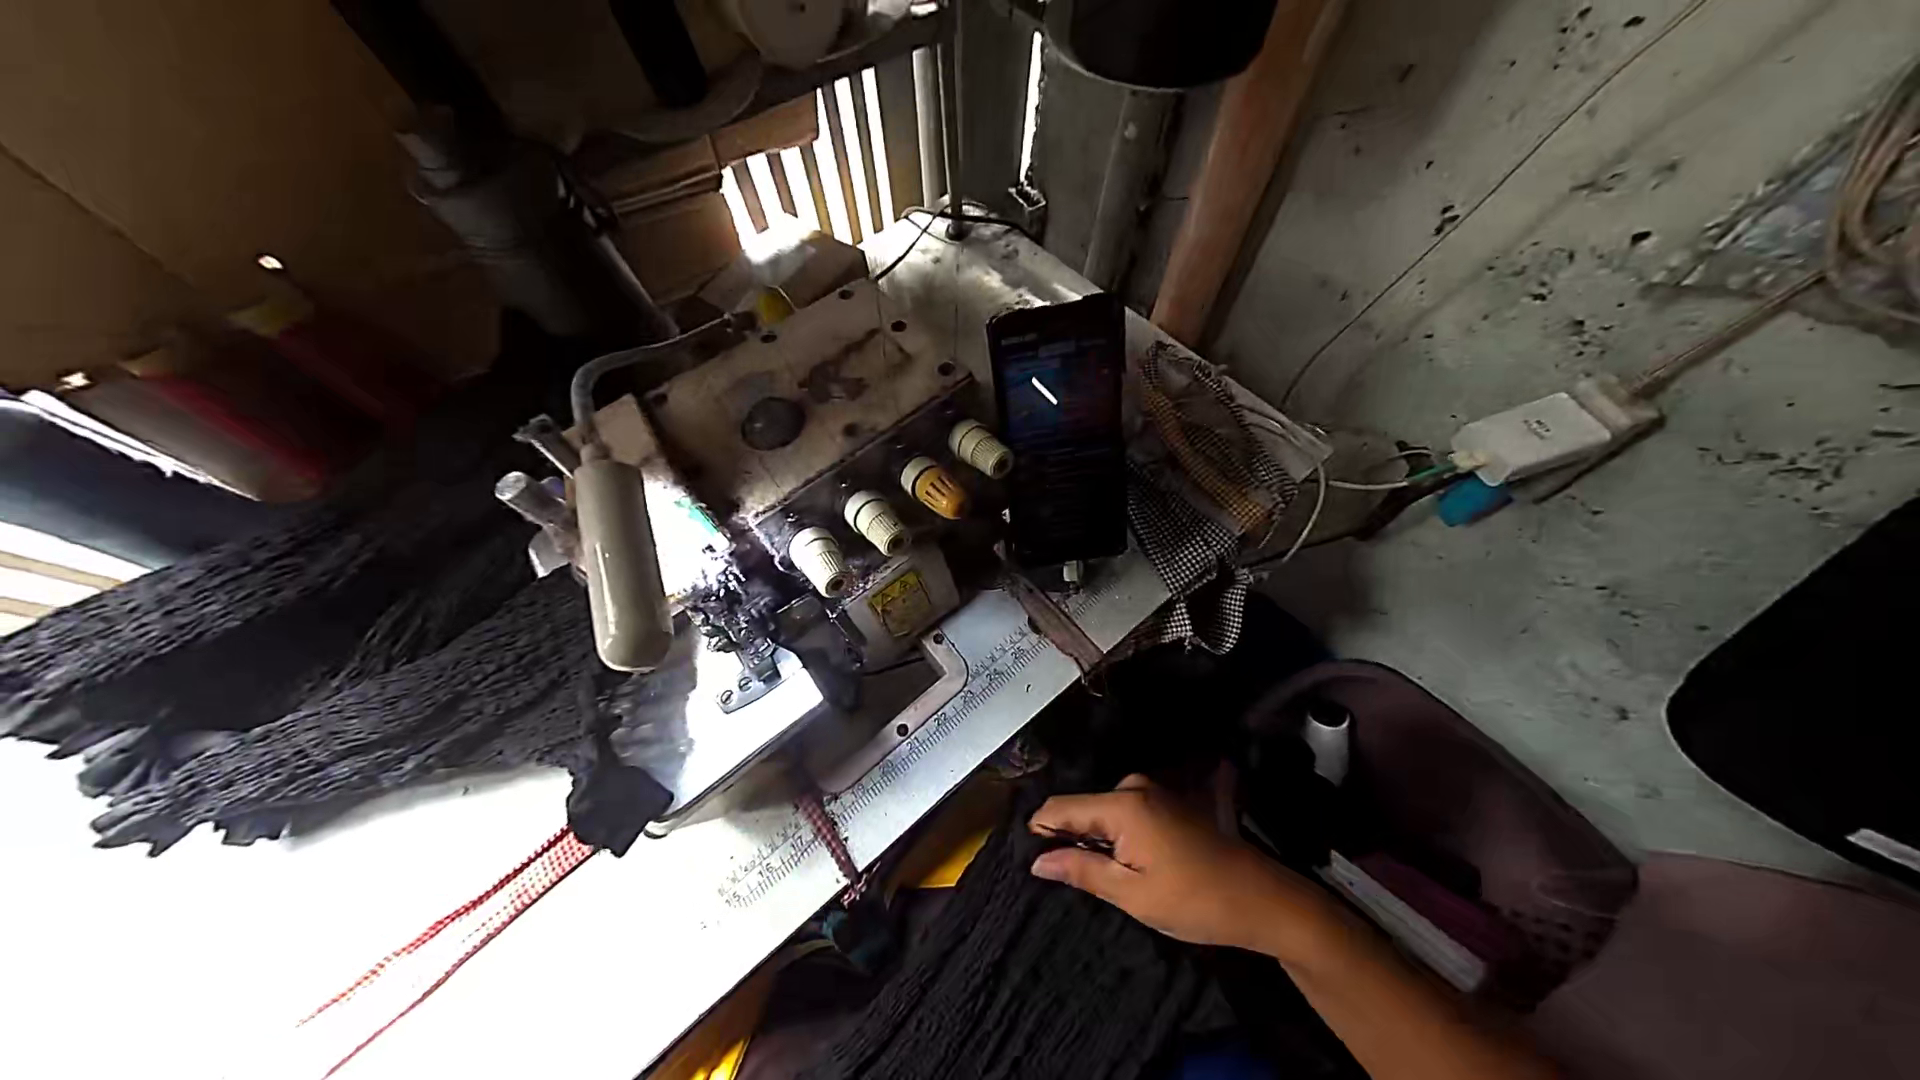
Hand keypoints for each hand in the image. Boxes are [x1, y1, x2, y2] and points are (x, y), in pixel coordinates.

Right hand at [1028, 774, 1339, 958]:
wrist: (1262, 899)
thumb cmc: (1195, 900)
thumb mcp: (1132, 894)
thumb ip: (1081, 871)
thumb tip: (1038, 861)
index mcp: (1122, 804)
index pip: (1059, 807)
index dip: (1040, 833)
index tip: (1035, 863)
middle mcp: (1134, 787)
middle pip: (1081, 808)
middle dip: (1070, 839)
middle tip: (1075, 880)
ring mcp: (1153, 791)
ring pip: (1102, 812)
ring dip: (1096, 840)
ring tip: (1107, 876)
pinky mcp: (1166, 801)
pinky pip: (1124, 813)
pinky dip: (1117, 835)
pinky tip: (1130, 864)